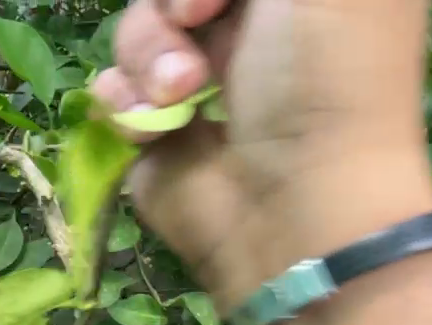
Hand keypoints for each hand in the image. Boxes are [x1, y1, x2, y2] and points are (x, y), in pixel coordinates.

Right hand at [91, 0, 431, 309]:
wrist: (287, 197)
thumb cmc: (323, 72)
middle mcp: (241, 19)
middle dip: (172, 2)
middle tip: (196, 20)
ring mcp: (189, 76)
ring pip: (133, 29)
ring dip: (146, 55)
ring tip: (180, 95)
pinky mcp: (148, 129)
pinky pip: (108, 90)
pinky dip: (120, 103)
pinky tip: (149, 128)